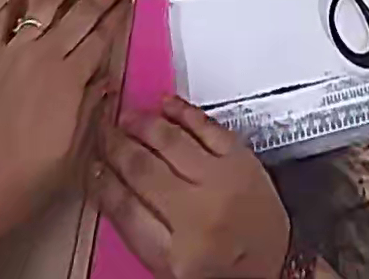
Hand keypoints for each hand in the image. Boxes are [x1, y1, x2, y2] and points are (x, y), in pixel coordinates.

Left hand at [0, 0, 132, 278]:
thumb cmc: (21, 180)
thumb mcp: (70, 156)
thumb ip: (90, 110)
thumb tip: (108, 78)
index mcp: (69, 79)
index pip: (101, 37)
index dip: (117, 16)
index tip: (128, 0)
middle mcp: (44, 55)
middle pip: (80, 14)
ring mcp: (11, 51)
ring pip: (44, 7)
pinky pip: (1, 21)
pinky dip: (13, 5)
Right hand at [91, 96, 290, 278]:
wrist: (278, 269)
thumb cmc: (223, 269)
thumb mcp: (175, 270)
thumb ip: (143, 231)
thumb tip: (112, 187)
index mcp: (177, 256)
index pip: (126, 211)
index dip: (102, 184)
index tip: (91, 166)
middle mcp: (197, 216)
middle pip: (143, 170)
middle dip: (116, 147)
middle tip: (101, 132)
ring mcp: (221, 181)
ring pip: (170, 141)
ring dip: (142, 124)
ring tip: (125, 116)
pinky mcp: (241, 158)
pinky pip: (204, 125)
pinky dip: (182, 111)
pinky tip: (164, 104)